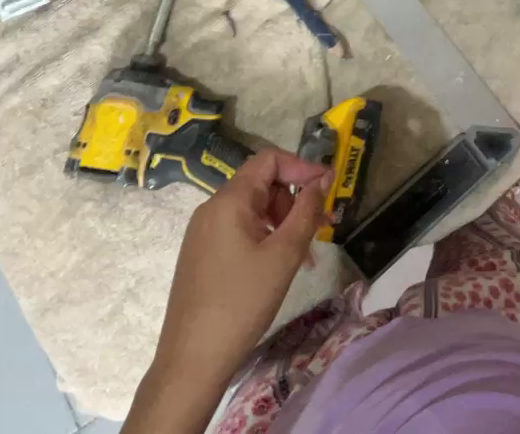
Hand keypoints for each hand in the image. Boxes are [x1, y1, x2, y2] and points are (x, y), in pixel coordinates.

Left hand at [153, 149, 330, 384]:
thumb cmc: (242, 303)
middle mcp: (212, 208)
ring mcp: (203, 232)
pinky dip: (265, 238)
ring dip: (283, 223)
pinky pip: (240, 230)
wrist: (191, 361)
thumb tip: (323, 178)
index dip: (302, 167)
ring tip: (304, 257)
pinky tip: (279, 267)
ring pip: (254, 210)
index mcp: (229, 201)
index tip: (328, 190)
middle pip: (263, 184)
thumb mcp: (284, 255)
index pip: (269, 160)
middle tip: (321, 232)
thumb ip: (307, 211)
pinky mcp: (202, 254)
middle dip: (295, 201)